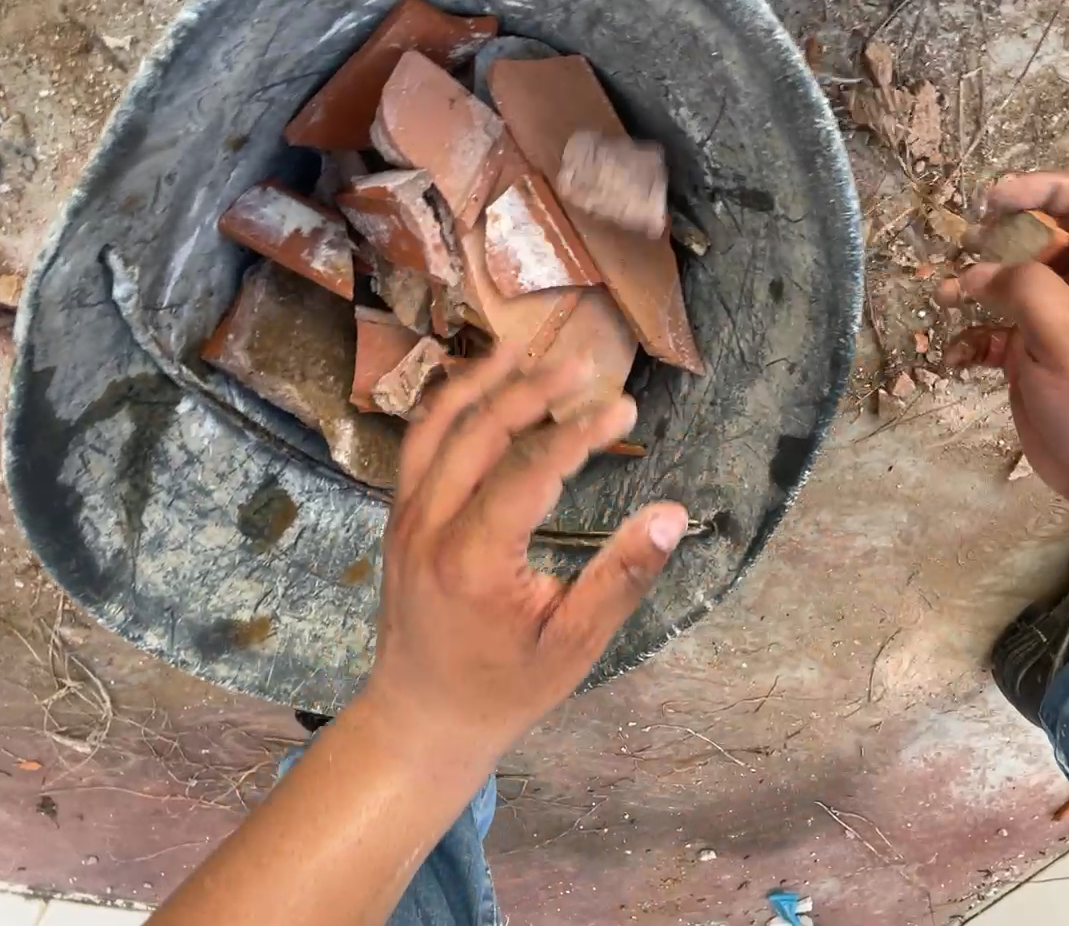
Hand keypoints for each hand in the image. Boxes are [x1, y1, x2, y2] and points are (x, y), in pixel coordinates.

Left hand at [358, 349, 688, 763]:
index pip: (531, 469)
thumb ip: (622, 577)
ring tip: (526, 351)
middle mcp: (429, 524)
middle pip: (479, 429)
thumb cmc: (505, 687)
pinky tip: (481, 387)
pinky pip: (419, 443)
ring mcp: (405, 515)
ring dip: (485, 382)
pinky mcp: (399, 515)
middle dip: (535, 388)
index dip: (581, 431)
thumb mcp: (574, 646)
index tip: (624, 407)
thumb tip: (670, 515)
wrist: (420, 718)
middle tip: (585, 366)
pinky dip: (451, 404)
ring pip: (438, 425)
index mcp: (474, 558)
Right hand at [940, 173, 1068, 513]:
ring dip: (974, 289)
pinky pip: (993, 332)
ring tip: (946, 299)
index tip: (990, 200)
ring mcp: (1059, 324)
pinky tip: (954, 360)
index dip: (1041, 190)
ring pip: (1009, 285)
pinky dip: (970, 340)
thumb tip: (980, 273)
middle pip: (1040, 241)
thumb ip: (1025, 289)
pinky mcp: (1032, 356)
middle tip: (965, 246)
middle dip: (998, 242)